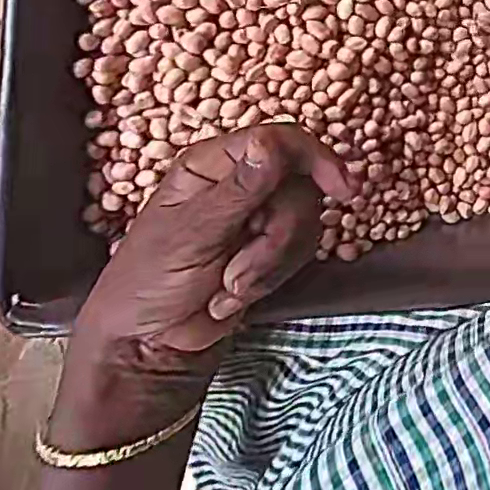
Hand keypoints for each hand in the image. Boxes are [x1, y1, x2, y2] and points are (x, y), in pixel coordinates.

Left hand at [70, 122, 355, 376]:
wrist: (148, 348)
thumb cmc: (148, 283)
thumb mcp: (190, 235)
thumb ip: (238, 190)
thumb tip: (272, 143)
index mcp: (214, 164)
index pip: (280, 140)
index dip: (315, 158)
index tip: (341, 188)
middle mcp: (243, 181)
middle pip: (301, 185)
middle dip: (278, 235)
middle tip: (240, 271)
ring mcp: (259, 213)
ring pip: (305, 219)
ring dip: (272, 261)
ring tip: (229, 288)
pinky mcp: (271, 245)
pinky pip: (302, 248)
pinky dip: (273, 276)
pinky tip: (235, 295)